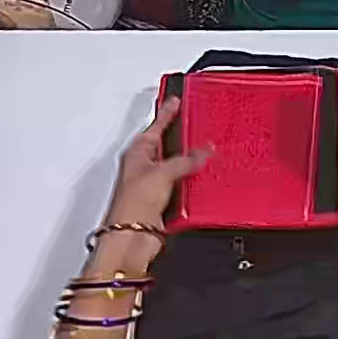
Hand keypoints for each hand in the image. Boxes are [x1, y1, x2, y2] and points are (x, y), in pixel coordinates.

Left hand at [103, 97, 210, 228]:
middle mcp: (146, 166)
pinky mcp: (165, 200)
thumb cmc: (132, 205)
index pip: (157, 124)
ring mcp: (155, 183)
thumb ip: (186, 159)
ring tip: (207, 151)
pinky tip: (202, 178)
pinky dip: (192, 182)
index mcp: (138, 152)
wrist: (131, 240)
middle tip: (197, 122)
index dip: (167, 111)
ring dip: (191, 162)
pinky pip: (184, 185)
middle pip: (168, 145)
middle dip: (184, 137)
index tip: (176, 98)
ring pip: (178, 165)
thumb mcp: (162, 172)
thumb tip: (203, 151)